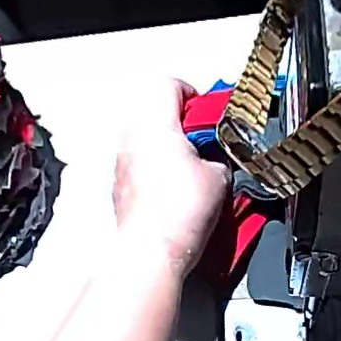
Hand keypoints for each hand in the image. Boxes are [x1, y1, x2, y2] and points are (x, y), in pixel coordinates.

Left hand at [111, 79, 229, 276]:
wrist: (151, 254)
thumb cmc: (177, 214)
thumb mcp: (220, 175)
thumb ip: (219, 155)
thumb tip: (217, 160)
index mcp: (153, 127)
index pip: (167, 86)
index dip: (193, 95)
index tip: (207, 110)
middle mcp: (130, 145)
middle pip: (154, 116)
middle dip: (181, 126)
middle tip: (204, 141)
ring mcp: (122, 171)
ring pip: (146, 146)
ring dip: (168, 152)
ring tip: (193, 171)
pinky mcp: (121, 195)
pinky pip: (140, 173)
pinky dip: (157, 177)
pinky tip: (176, 195)